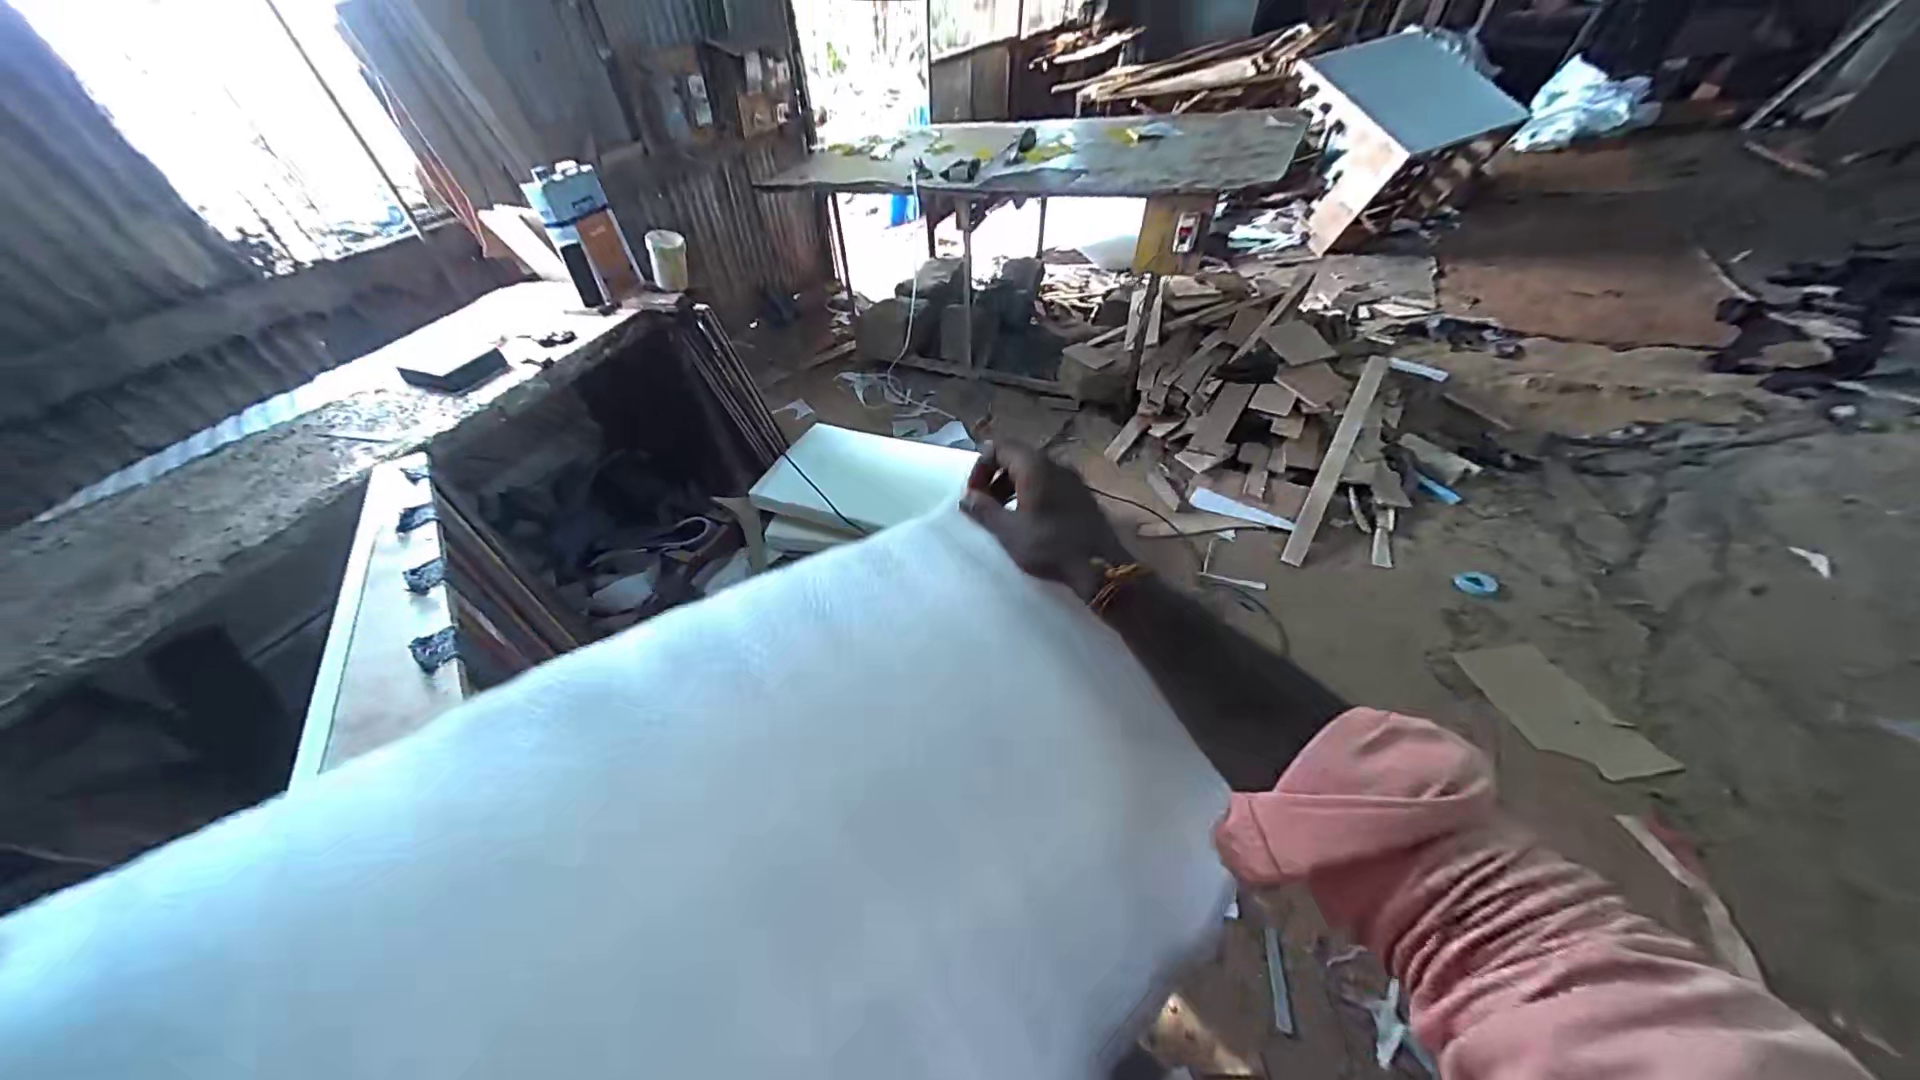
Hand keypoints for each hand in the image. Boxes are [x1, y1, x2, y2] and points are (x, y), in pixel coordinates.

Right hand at [960, 441, 1130, 600]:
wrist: (1100, 566)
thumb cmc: (1049, 546)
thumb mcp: (1009, 531)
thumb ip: (984, 510)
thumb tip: (966, 497)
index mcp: (1035, 467)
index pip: (1000, 447)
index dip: (981, 466)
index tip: (973, 494)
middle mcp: (1055, 465)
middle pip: (1018, 457)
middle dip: (995, 477)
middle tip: (984, 504)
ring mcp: (1072, 479)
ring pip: (1035, 471)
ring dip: (1012, 486)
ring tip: (1003, 514)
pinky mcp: (1082, 496)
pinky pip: (1050, 484)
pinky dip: (1032, 493)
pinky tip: (1028, 520)